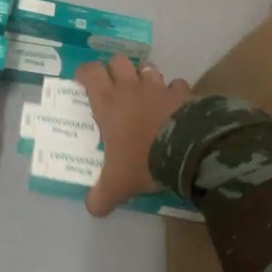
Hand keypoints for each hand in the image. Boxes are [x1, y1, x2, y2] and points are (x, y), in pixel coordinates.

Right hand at [75, 56, 192, 216]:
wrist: (188, 151)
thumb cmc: (142, 160)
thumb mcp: (118, 184)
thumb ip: (102, 196)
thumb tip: (93, 210)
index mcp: (108, 102)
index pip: (90, 72)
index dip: (85, 74)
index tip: (83, 84)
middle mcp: (132, 88)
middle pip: (118, 61)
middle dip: (115, 70)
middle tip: (114, 88)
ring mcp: (160, 88)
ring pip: (148, 68)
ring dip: (144, 77)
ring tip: (144, 94)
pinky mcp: (184, 93)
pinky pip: (177, 85)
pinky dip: (174, 92)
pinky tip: (175, 106)